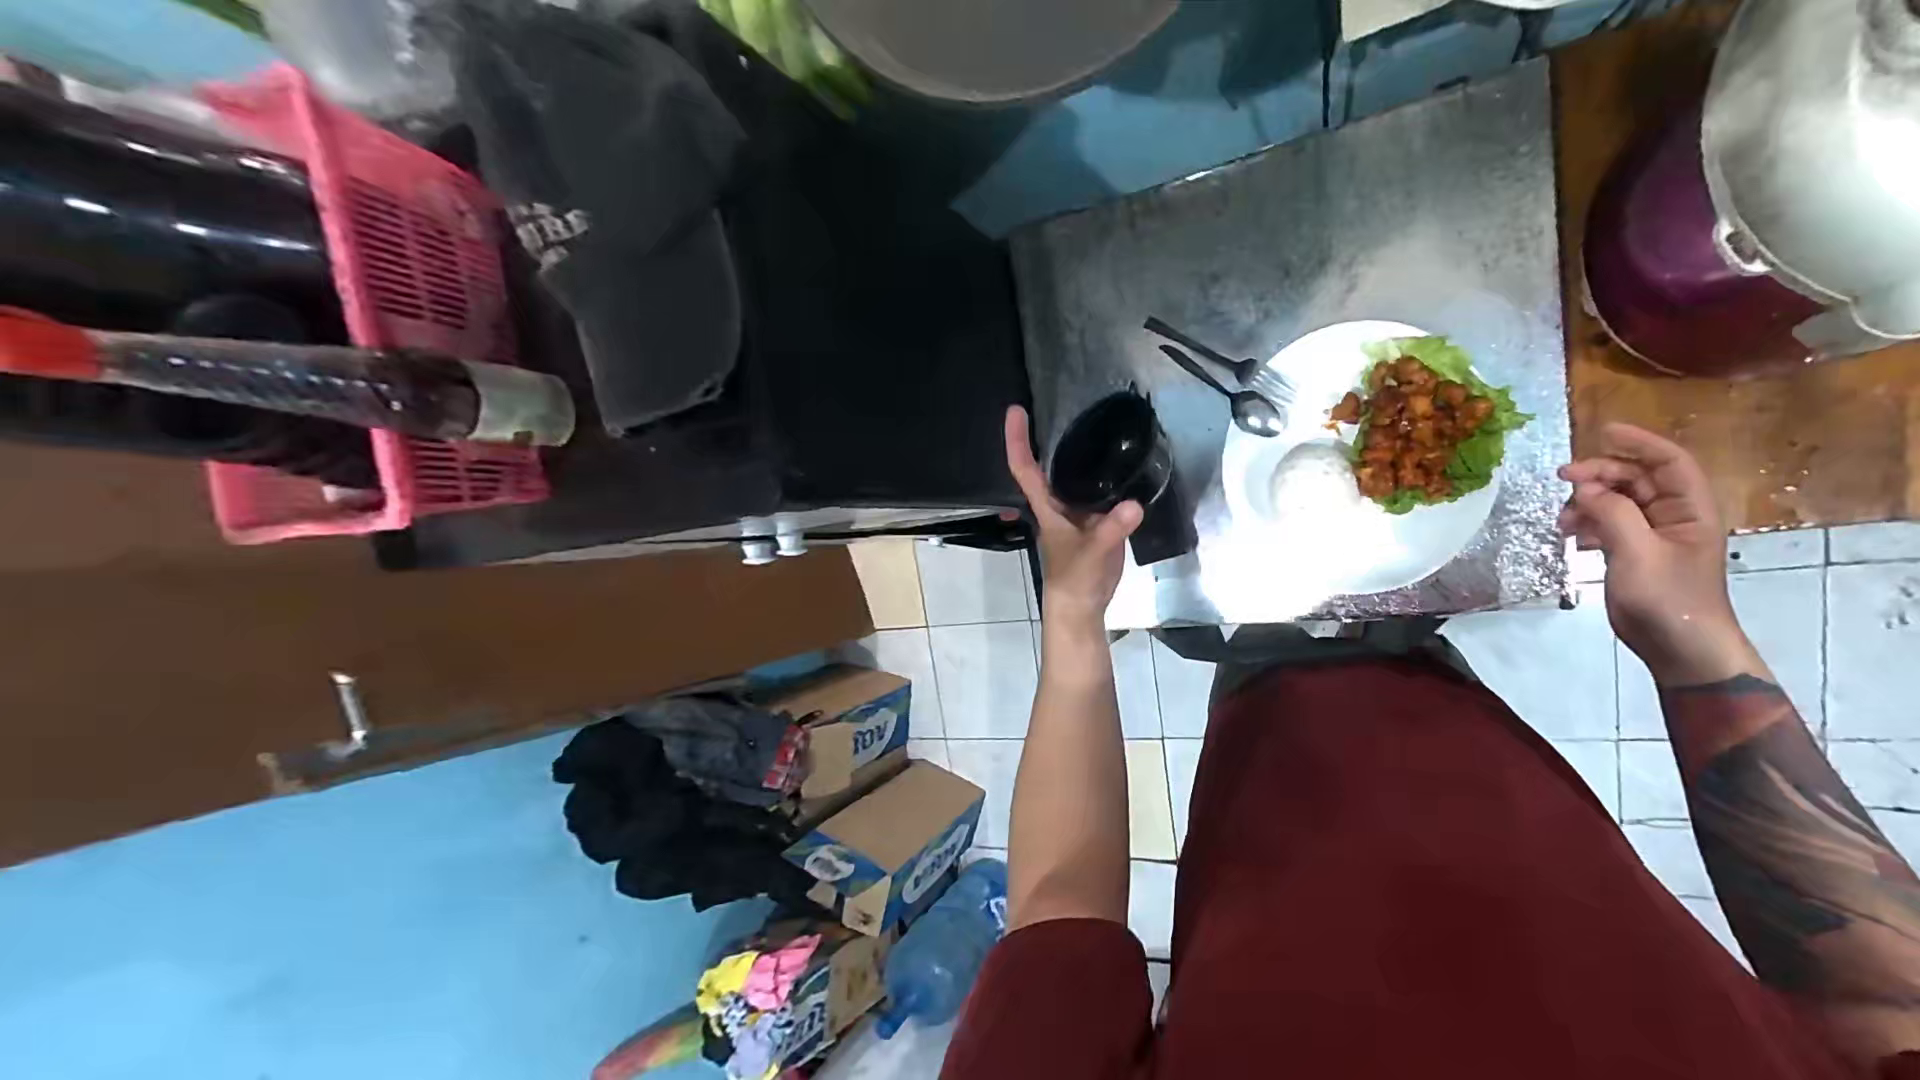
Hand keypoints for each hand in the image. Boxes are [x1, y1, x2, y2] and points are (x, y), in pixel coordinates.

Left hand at [1004, 405, 1141, 626]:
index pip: (1024, 468)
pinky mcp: (1097, 519)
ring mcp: (1077, 510)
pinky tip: (1122, 457)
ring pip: (1074, 474)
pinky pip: (1099, 489)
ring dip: (1078, 450)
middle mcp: (1057, 502)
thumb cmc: (1074, 579)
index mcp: (1046, 506)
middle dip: (1044, 434)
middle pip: (1046, 463)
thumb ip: (1110, 530)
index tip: (1015, 410)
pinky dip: (1107, 473)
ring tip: (1092, 417)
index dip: (1017, 440)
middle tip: (1054, 400)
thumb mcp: (1091, 554)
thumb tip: (1134, 505)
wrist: (1083, 605)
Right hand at [1558, 422, 1764, 686]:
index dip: (1639, 442)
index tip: (1602, 430)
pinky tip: (1571, 535)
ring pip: (1616, 501)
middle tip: (1561, 479)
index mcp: (1690, 511)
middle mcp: (1673, 517)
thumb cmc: (1667, 597)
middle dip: (1598, 474)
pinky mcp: (1634, 552)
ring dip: (1587, 502)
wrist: (1678, 645)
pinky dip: (1586, 522)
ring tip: (1564, 520)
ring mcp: (1653, 535)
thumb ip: (1611, 513)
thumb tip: (1584, 486)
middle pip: (1635, 479)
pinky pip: (1607, 523)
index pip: (1669, 462)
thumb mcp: (1636, 552)